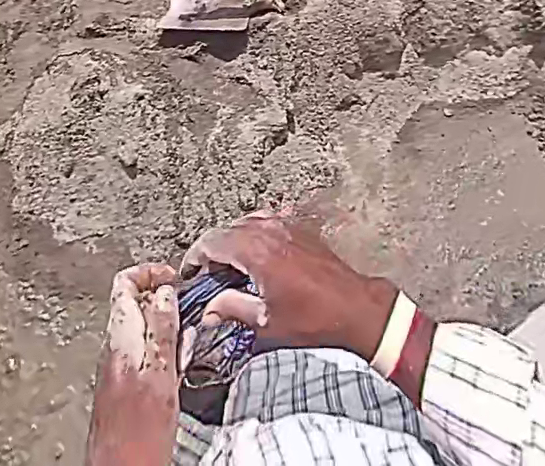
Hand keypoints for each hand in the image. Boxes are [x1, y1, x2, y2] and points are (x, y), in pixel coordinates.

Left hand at [88, 264, 180, 465]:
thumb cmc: (139, 432)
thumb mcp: (160, 371)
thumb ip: (162, 327)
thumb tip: (165, 290)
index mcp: (121, 334)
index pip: (126, 281)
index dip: (151, 272)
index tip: (175, 279)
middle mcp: (115, 343)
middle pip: (138, 301)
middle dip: (166, 303)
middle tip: (186, 318)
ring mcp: (119, 362)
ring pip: (145, 325)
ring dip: (168, 329)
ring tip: (184, 348)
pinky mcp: (126, 380)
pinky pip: (146, 349)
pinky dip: (165, 351)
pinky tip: (177, 369)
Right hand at [182, 211, 397, 358]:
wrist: (356, 308)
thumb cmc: (313, 319)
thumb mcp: (267, 322)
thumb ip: (232, 308)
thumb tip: (209, 309)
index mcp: (255, 249)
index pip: (212, 241)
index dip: (195, 257)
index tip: (189, 274)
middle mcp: (268, 229)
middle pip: (227, 231)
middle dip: (214, 251)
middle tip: (209, 278)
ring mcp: (285, 224)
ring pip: (246, 224)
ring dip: (234, 242)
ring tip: (232, 269)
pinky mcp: (299, 228)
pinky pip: (266, 222)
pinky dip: (254, 235)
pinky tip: (258, 257)